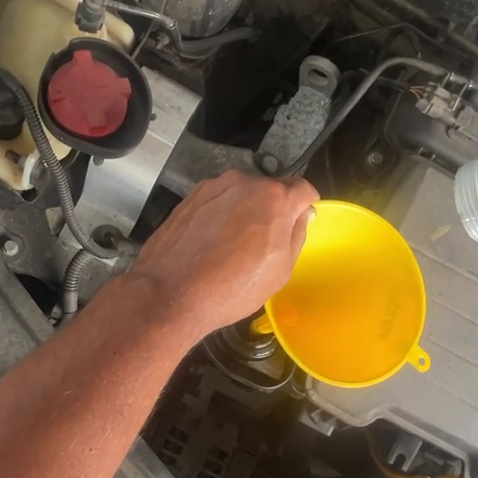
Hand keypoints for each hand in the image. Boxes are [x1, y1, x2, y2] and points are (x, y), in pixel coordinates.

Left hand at [123, 170, 318, 340]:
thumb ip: (297, 235)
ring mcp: (214, 187)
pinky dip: (221, 217)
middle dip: (272, 211)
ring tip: (235, 248)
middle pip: (270, 190)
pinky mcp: (191, 197)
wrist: (172, 294)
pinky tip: (214, 245)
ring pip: (242, 196)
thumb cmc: (229, 288)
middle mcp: (245, 183)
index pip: (302, 189)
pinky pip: (218, 202)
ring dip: (245, 214)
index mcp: (275, 198)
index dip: (305, 206)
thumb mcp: (281, 269)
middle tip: (265, 244)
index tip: (300, 219)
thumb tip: (300, 217)